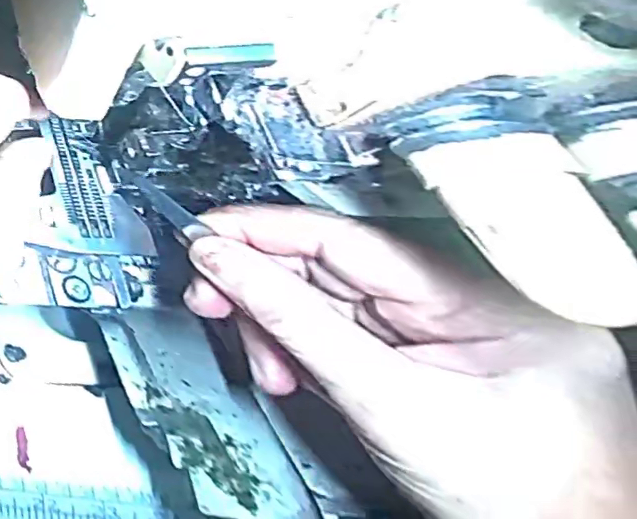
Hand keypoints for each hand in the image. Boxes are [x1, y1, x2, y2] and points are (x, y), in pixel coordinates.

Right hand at [182, 204, 636, 518]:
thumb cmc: (524, 503)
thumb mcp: (383, 399)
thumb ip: (289, 318)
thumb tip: (214, 254)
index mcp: (487, 300)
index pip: (342, 237)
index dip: (259, 230)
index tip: (199, 234)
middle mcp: (462, 302)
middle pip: (317, 266)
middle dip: (255, 290)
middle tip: (208, 299)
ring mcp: (436, 327)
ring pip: (310, 295)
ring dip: (267, 325)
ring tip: (261, 361)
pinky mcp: (410, 349)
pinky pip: (323, 323)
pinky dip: (288, 344)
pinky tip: (284, 369)